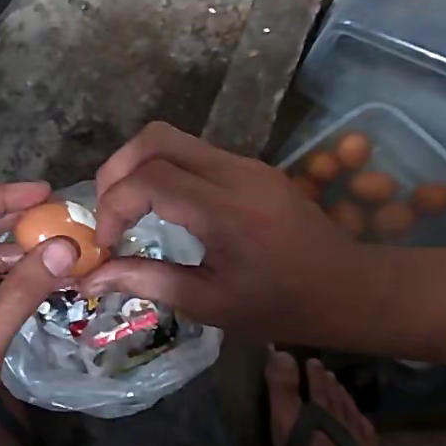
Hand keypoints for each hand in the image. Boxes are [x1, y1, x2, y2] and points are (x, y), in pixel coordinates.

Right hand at [79, 123, 394, 343]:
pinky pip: (191, 153)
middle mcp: (234, 174)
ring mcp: (244, 164)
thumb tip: (93, 277)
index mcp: (226, 212)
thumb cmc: (281, 306)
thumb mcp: (210, 303)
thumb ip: (148, 281)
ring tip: (127, 211)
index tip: (107, 243)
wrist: (352, 289)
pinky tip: (160, 210)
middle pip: (155, 139)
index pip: (150, 180)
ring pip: (171, 139)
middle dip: (116, 170)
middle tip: (107, 212)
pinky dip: (160, 172)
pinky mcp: (248, 167)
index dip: (114, 205)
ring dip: (136, 168)